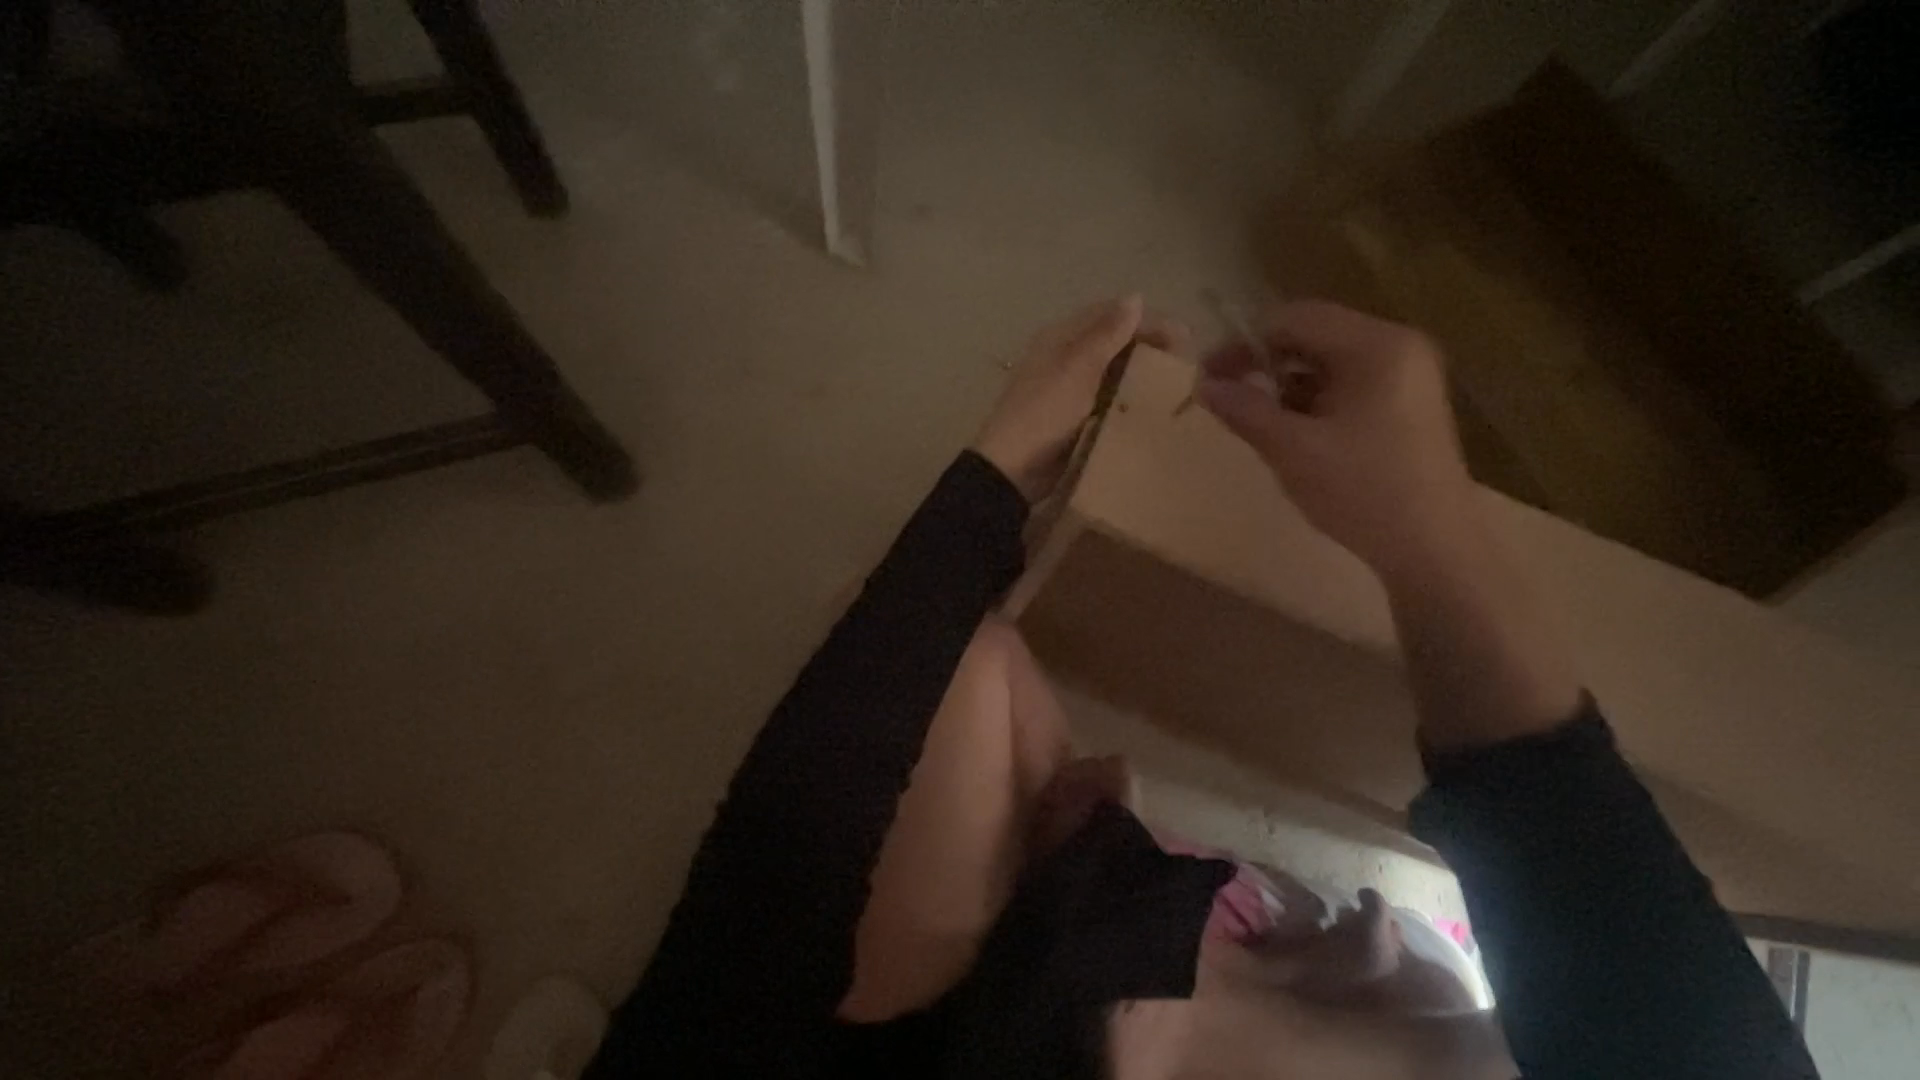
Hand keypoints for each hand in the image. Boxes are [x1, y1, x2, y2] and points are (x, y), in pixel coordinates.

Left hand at [974, 295, 1187, 502]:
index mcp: (1061, 338)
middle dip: (1149, 348)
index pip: (1110, 316)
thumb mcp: (1077, 369)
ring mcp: (1070, 390)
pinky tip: (1153, 410)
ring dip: (1142, 375)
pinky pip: (1109, 401)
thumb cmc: (1045, 413)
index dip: (1147, 321)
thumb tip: (1135, 298)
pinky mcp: (1075, 418)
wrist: (1013, 469)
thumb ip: (1106, 334)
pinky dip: (1129, 400)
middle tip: (1185, 365)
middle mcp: (1065, 358)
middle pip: (1114, 343)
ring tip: (1177, 387)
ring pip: (1113, 372)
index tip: (1184, 338)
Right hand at [1196, 300, 1480, 578]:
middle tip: (1226, 399)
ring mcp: (1409, 376)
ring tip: (1260, 424)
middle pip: (1313, 335)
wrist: (1432, 550)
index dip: (1243, 344)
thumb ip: (1244, 409)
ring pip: (1328, 362)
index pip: (1294, 318)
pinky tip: (1296, 436)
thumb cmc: (1362, 492)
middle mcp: (1398, 347)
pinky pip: (1348, 385)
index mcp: (1376, 345)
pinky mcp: (1408, 405)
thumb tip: (1202, 384)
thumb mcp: (1292, 450)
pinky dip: (1313, 401)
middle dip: (1264, 364)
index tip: (1207, 378)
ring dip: (1286, 385)